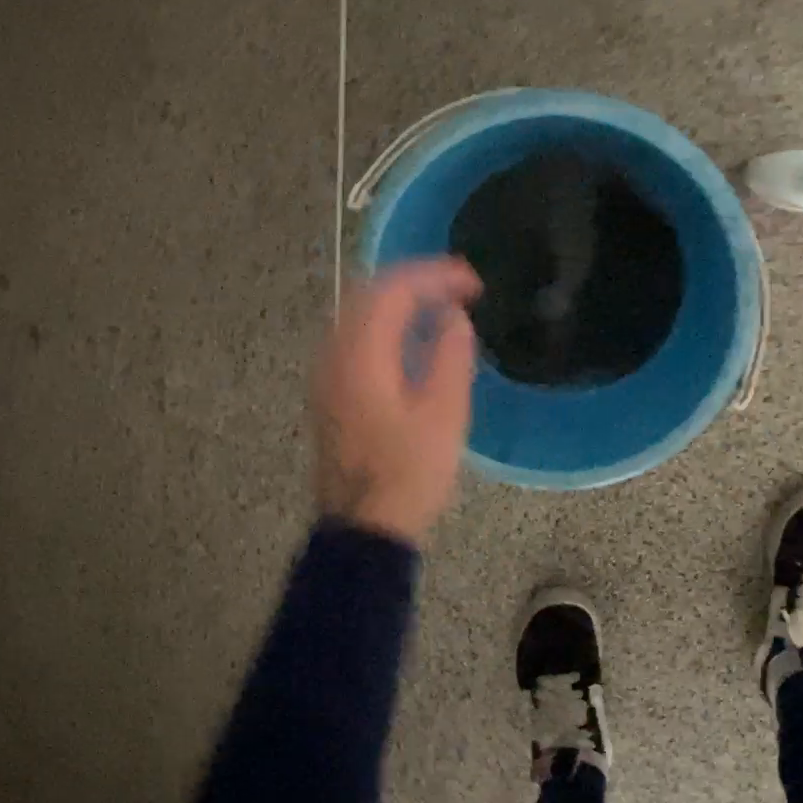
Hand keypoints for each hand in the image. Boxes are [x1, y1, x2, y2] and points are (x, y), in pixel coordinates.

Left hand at [313, 257, 481, 547]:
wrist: (364, 527)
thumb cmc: (409, 472)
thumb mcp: (444, 414)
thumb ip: (450, 355)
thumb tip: (454, 318)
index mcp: (361, 355)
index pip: (393, 289)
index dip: (435, 275)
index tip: (475, 283)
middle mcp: (334, 354)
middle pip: (369, 292)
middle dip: (417, 280)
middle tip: (461, 287)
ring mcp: (327, 374)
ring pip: (359, 313)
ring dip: (400, 300)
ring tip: (443, 305)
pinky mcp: (330, 392)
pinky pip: (356, 336)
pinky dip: (387, 324)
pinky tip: (415, 339)